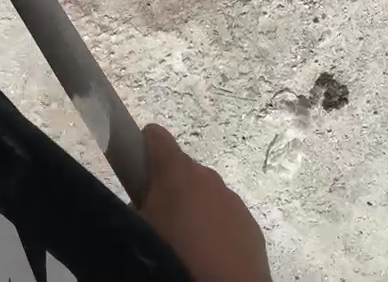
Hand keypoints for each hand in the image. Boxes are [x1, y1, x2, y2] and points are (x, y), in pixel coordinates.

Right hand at [138, 124, 271, 281]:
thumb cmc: (175, 253)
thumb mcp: (138, 224)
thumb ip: (136, 201)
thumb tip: (141, 199)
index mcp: (175, 171)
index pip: (156, 134)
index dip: (144, 147)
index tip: (139, 171)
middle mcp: (206, 176)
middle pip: (182, 166)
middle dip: (170, 184)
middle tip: (161, 217)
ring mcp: (232, 199)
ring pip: (205, 190)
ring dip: (194, 205)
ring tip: (188, 239)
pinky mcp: (250, 224)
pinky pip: (226, 212)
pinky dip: (216, 224)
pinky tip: (211, 252)